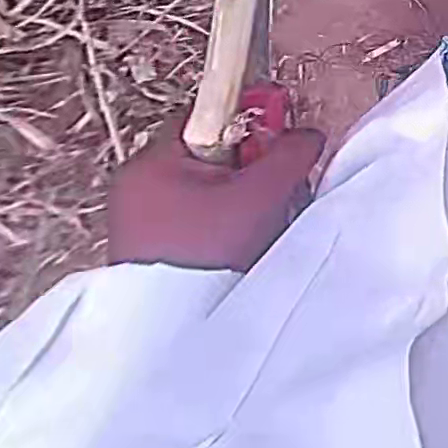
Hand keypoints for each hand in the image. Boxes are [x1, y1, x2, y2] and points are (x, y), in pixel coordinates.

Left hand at [107, 122, 325, 270]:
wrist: (175, 335)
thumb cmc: (209, 253)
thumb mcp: (264, 191)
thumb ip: (292, 150)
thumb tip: (307, 135)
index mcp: (153, 163)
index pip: (210, 112)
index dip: (252, 116)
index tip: (281, 133)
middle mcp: (139, 186)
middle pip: (217, 149)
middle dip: (256, 162)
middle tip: (278, 182)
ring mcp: (143, 219)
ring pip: (215, 182)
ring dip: (248, 192)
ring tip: (264, 217)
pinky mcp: (154, 246)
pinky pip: (204, 211)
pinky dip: (232, 216)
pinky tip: (247, 237)